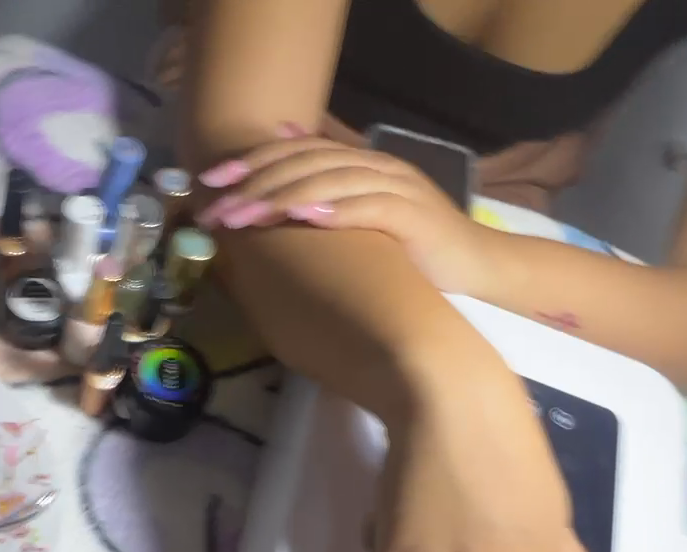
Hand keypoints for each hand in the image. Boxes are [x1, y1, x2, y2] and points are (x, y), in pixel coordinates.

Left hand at [196, 126, 486, 293]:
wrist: (476, 266)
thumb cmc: (411, 252)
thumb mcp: (362, 222)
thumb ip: (326, 203)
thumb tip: (280, 205)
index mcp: (359, 163)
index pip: (298, 150)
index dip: (251, 162)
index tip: (210, 182)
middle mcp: (375, 166)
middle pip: (306, 163)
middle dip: (254, 183)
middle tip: (215, 207)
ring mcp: (396, 188)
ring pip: (330, 181)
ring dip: (282, 197)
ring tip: (243, 215)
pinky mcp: (413, 217)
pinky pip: (371, 208)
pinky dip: (337, 210)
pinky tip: (306, 218)